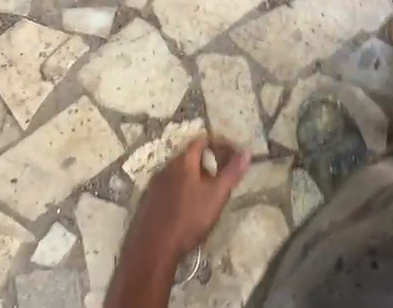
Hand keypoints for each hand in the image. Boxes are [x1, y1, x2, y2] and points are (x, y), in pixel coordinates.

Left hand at [124, 138, 250, 262]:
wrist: (152, 251)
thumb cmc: (188, 219)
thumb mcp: (216, 196)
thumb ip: (231, 173)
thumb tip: (246, 152)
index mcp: (183, 162)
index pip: (201, 141)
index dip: (218, 144)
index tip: (231, 156)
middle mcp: (166, 168)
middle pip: (189, 157)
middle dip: (207, 164)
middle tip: (220, 180)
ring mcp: (153, 186)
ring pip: (177, 174)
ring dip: (192, 179)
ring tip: (205, 197)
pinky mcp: (146, 203)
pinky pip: (167, 188)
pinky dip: (180, 192)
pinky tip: (185, 211)